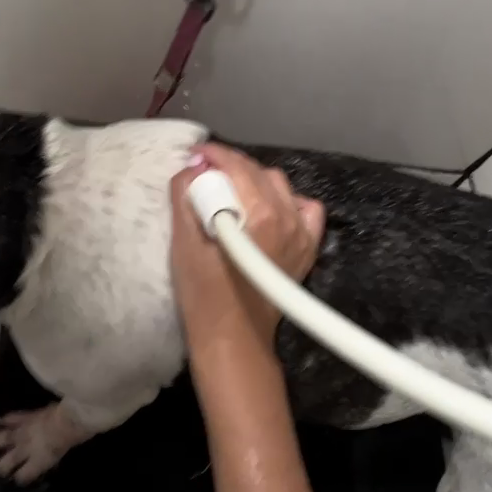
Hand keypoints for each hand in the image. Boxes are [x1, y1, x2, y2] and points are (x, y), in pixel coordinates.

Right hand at [169, 144, 325, 348]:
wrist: (233, 338)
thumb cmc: (203, 293)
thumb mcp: (184, 241)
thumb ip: (185, 195)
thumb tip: (191, 166)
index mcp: (259, 212)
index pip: (236, 165)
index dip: (213, 154)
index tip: (195, 154)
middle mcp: (287, 215)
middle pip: (257, 171)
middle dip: (230, 166)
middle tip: (205, 173)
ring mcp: (301, 232)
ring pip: (279, 185)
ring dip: (254, 181)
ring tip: (232, 191)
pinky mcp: (307, 247)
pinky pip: (305, 209)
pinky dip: (287, 202)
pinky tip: (268, 210)